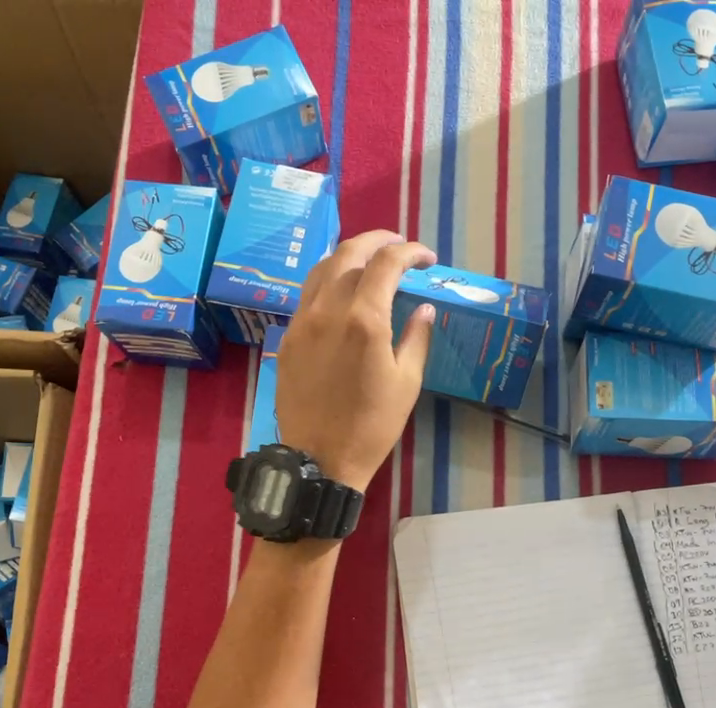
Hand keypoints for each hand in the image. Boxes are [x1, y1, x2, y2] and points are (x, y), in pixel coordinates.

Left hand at [274, 230, 437, 490]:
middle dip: (377, 241)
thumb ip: (416, 338)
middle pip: (349, 253)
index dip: (410, 251)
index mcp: (364, 319)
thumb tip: (423, 308)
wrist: (321, 459)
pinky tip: (341, 294)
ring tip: (369, 262)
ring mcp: (302, 321)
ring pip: (322, 268)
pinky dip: (328, 281)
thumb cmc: (372, 426)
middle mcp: (328, 309)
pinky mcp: (288, 338)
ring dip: (349, 256)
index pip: (387, 263)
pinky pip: (307, 295)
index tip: (427, 258)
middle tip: (398, 247)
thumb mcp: (406, 383)